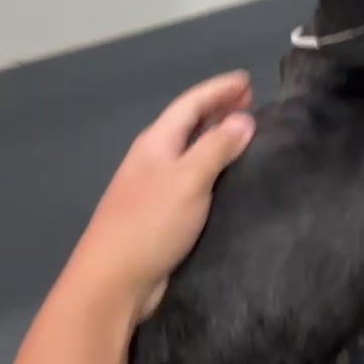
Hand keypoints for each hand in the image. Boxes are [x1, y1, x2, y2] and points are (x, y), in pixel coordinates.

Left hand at [65, 72, 255, 323]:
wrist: (112, 282)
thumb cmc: (150, 224)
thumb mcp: (188, 180)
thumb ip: (217, 147)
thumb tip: (244, 120)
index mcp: (156, 143)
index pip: (191, 104)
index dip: (219, 90)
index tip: (248, 80)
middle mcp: (153, 159)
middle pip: (188, 122)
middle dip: (218, 108)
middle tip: (250, 101)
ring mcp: (155, 186)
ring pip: (190, 149)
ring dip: (216, 135)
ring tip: (245, 132)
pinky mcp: (161, 213)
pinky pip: (193, 175)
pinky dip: (212, 164)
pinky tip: (228, 175)